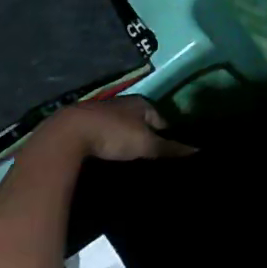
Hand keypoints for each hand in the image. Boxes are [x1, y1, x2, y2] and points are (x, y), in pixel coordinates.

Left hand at [33, 97, 194, 161]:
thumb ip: (170, 148)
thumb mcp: (146, 143)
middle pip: (141, 124)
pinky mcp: (84, 125)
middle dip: (147, 139)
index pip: (162, 119)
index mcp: (140, 102)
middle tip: (153, 162)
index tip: (170, 157)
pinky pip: (105, 136)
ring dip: (127, 144)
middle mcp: (122, 103)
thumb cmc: (113, 134)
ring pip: (122, 130)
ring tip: (133, 165)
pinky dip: (110, 146)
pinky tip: (111, 161)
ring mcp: (101, 112)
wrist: (68, 135)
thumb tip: (198, 150)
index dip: (168, 136)